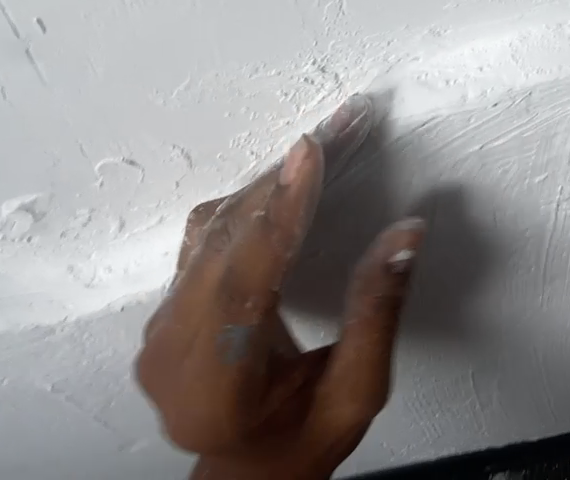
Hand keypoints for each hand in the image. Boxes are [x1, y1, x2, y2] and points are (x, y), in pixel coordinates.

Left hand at [135, 96, 424, 479]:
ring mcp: (163, 320)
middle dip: (293, 174)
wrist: (249, 469)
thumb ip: (376, 313)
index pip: (245, 280)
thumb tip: (406, 231)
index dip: (282, 209)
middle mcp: (171, 348)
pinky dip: (257, 194)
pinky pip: (212, 230)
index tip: (312, 150)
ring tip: (333, 138)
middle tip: (347, 124)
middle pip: (230, 236)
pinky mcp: (173, 298)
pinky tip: (295, 173)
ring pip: (218, 224)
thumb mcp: (358, 393)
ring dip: (277, 176)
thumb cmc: (305, 439)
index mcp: (214, 385)